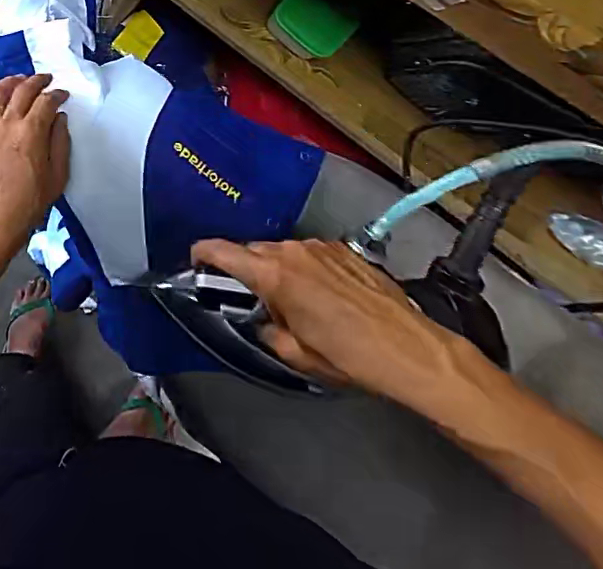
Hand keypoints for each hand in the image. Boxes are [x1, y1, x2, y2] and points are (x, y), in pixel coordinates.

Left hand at [0, 74, 69, 255]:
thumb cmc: (33, 197)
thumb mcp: (59, 172)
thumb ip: (61, 140)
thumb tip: (60, 117)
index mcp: (32, 132)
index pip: (46, 101)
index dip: (58, 94)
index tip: (64, 95)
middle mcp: (8, 124)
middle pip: (23, 90)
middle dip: (38, 81)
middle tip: (48, 79)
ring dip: (12, 81)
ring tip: (22, 79)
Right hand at [189, 238, 471, 404]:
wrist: (407, 347)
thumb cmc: (348, 355)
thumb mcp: (296, 354)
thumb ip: (269, 331)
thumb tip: (266, 322)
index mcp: (275, 274)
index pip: (226, 252)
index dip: (204, 252)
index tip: (195, 258)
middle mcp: (296, 251)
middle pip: (255, 251)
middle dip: (246, 270)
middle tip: (251, 299)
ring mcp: (322, 246)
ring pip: (284, 252)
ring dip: (278, 270)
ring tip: (292, 302)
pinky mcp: (344, 249)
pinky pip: (311, 254)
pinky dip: (305, 269)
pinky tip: (321, 296)